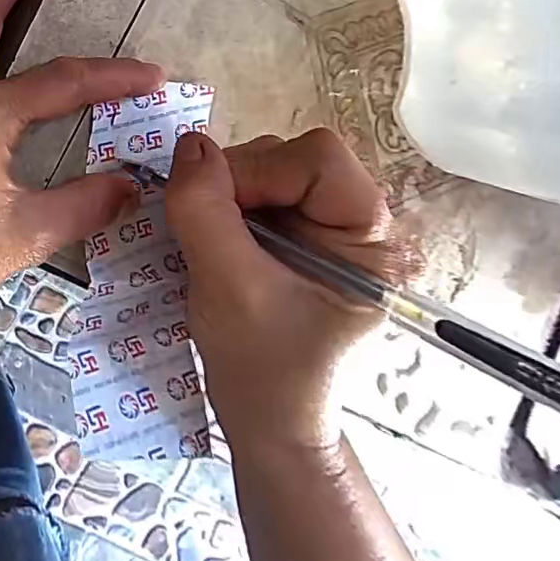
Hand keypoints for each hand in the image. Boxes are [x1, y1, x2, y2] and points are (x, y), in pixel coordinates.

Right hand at [165, 130, 416, 449]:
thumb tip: (190, 143)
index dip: (262, 172)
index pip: (318, 158)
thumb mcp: (228, 288)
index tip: (226, 214)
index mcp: (369, 238)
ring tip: (212, 242)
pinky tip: (214, 239)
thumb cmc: (263, 367)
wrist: (266, 417)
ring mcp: (319, 223)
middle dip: (235, 185)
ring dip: (222, 194)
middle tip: (210, 233)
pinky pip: (246, 187)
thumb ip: (205, 211)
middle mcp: (352, 220)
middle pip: (284, 156)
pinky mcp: (289, 229)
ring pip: (260, 166)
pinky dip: (218, 204)